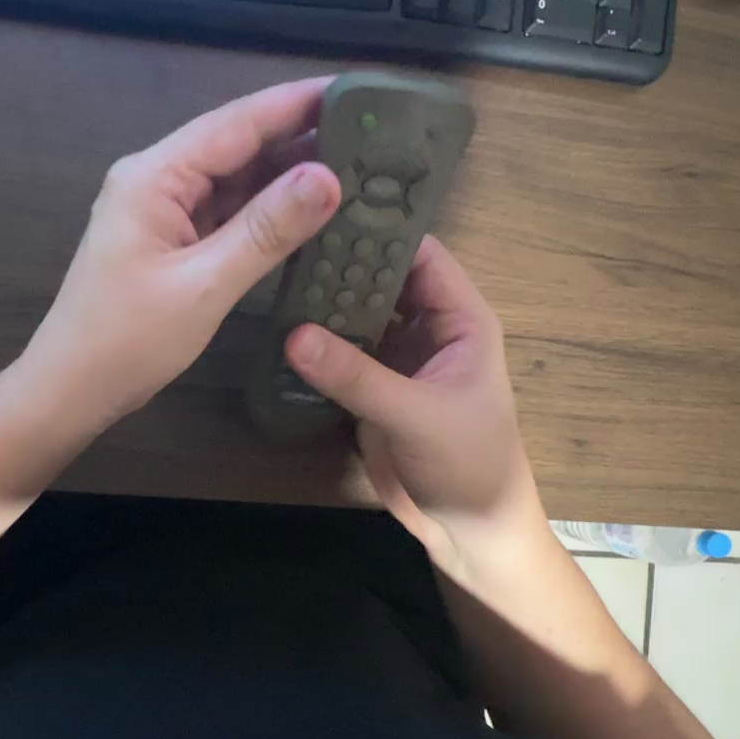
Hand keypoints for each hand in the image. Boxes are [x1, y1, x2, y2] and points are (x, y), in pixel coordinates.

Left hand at [17, 77, 343, 430]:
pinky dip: (265, 215)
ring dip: (286, 178)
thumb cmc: (128, 340)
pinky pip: (225, 215)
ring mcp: (163, 212)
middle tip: (371, 137)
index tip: (357, 91)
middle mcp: (157, 181)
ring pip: (234, 182)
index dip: (297, 104)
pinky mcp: (171, 242)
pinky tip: (307, 215)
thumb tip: (327, 178)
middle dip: (300, 140)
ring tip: (354, 169)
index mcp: (155, 176)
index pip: (236, 123)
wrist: (73, 389)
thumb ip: (266, 230)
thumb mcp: (203, 285)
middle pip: (237, 147)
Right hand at [283, 235, 540, 563]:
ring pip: (357, 316)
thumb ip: (358, 376)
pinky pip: (341, 354)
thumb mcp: (417, 415)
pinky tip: (279, 330)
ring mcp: (397, 359)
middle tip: (283, 242)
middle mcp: (428, 329)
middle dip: (340, 265)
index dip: (378, 232)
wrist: (467, 528)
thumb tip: (294, 335)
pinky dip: (316, 344)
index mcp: (459, 319)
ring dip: (324, 304)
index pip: (420, 255)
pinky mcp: (372, 389)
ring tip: (272, 277)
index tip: (324, 209)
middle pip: (381, 281)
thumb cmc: (467, 464)